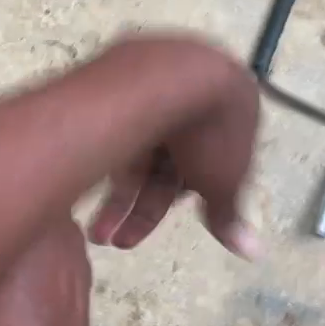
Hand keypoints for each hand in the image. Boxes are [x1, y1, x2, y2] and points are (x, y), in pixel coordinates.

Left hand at [86, 37, 262, 259]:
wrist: (172, 73)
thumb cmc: (208, 130)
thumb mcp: (220, 178)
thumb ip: (227, 213)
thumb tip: (251, 252)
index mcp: (211, 122)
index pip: (186, 175)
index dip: (161, 207)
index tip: (134, 235)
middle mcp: (176, 101)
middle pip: (151, 164)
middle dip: (129, 208)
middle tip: (104, 239)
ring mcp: (140, 85)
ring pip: (125, 146)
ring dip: (109, 190)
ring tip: (87, 226)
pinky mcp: (106, 75)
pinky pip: (102, 124)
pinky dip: (95, 152)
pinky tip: (73, 180)